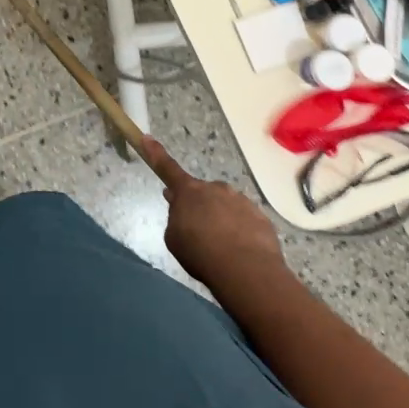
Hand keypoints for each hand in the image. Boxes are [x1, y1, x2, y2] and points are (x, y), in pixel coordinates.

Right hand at [140, 137, 286, 291]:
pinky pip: (244, 219)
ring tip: (222, 246)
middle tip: (198, 231)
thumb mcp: (174, 238)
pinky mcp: (260, 216)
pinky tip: (240, 250)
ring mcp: (241, 200)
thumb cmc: (200, 252)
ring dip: (221, 219)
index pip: (168, 168)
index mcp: (189, 191)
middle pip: (202, 193)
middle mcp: (215, 188)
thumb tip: (180, 207)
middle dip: (199, 206)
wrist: (246, 270)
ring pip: (225, 205)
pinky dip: (240, 230)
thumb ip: (175, 218)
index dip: (156, 154)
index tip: (148, 137)